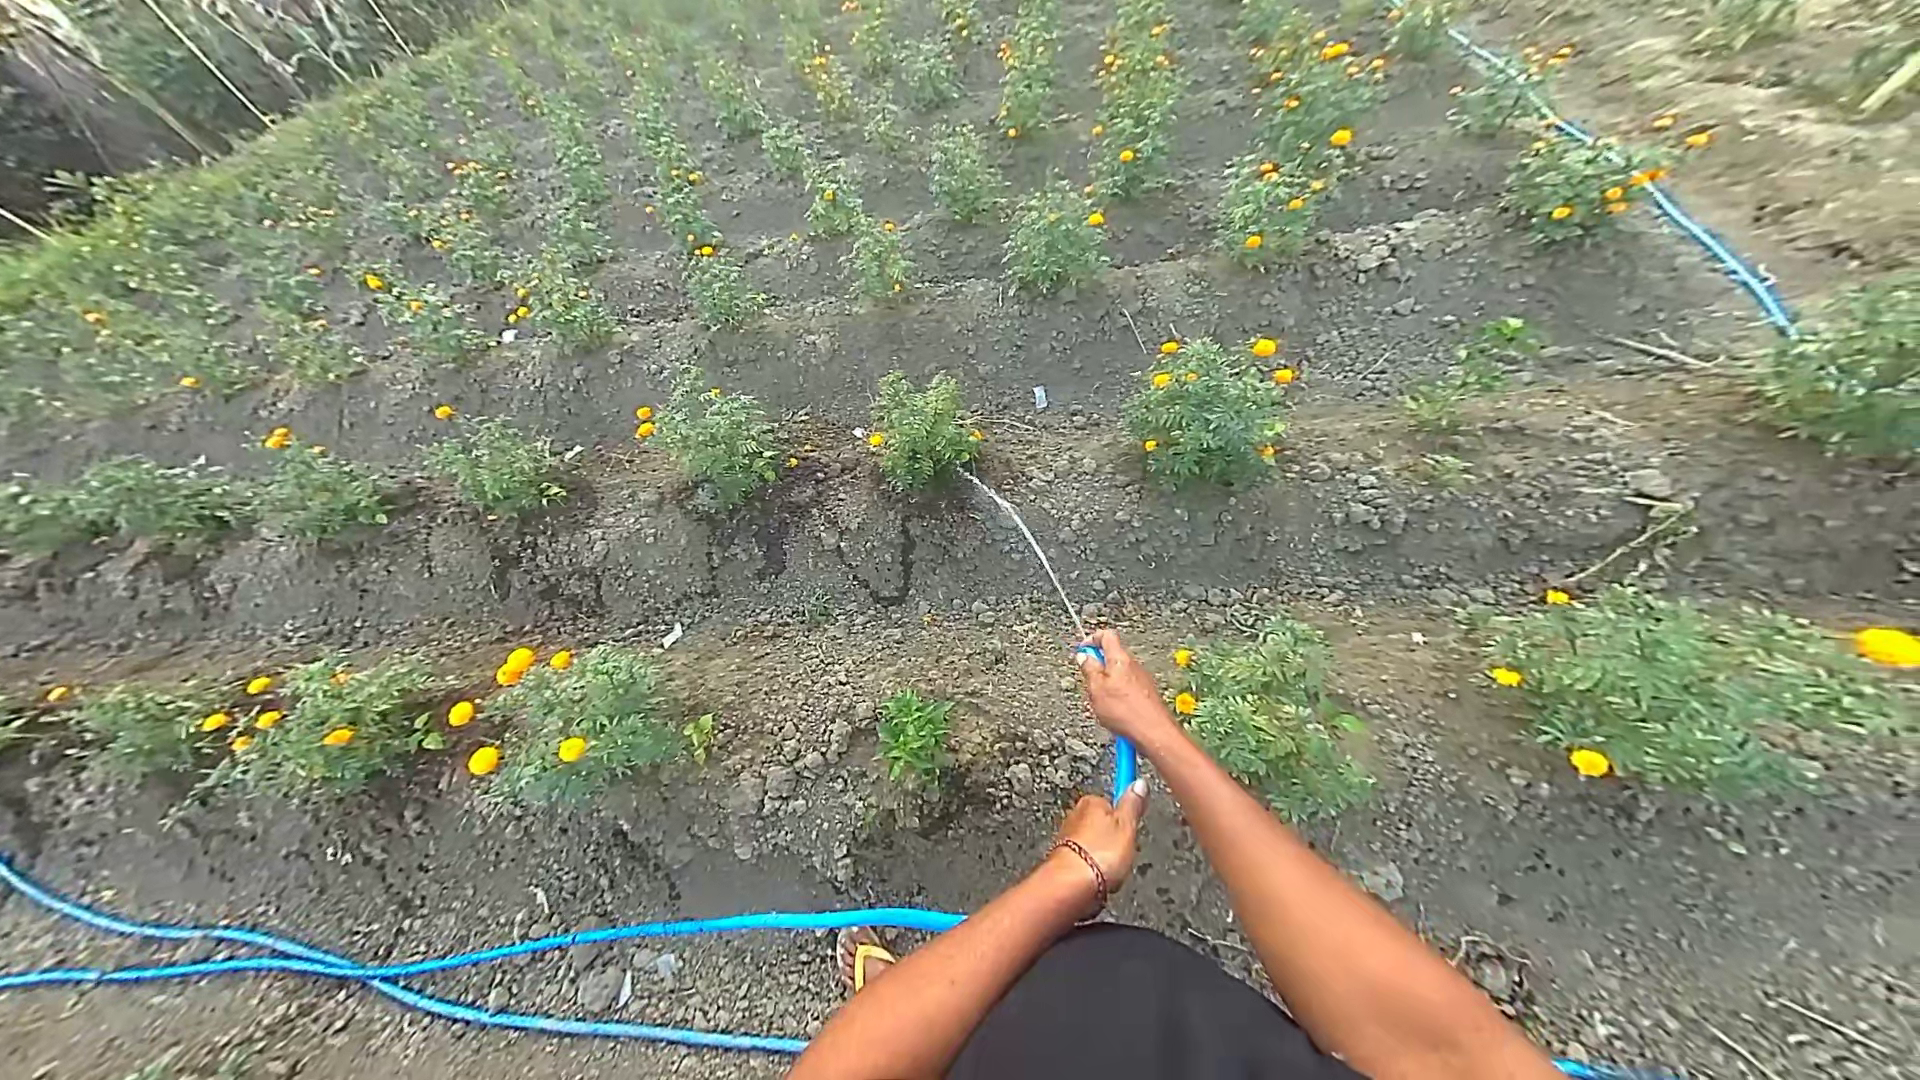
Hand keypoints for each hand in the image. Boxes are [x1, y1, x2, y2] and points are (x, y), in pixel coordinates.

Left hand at [1052, 785, 1147, 904]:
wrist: (1072, 883)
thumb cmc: (1098, 854)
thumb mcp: (1127, 826)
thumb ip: (1133, 804)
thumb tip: (1140, 784)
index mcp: (1091, 802)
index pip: (1113, 801)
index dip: (1127, 819)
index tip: (1131, 830)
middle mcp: (1076, 815)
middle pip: (1105, 825)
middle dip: (1116, 840)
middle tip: (1124, 852)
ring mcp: (1069, 837)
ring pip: (1096, 844)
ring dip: (1105, 856)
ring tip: (1112, 868)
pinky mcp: (1066, 859)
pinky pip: (1088, 861)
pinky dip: (1095, 868)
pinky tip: (1100, 877)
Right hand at [1075, 629, 1177, 741]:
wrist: (1154, 733)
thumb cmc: (1125, 711)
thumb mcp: (1096, 688)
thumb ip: (1089, 668)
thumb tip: (1084, 656)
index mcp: (1120, 659)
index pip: (1107, 635)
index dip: (1092, 639)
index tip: (1082, 651)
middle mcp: (1133, 665)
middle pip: (1111, 656)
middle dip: (1097, 668)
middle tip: (1090, 685)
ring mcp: (1142, 679)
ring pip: (1118, 675)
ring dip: (1107, 684)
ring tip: (1102, 703)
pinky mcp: (1147, 694)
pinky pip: (1127, 689)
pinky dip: (1118, 697)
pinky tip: (1115, 713)